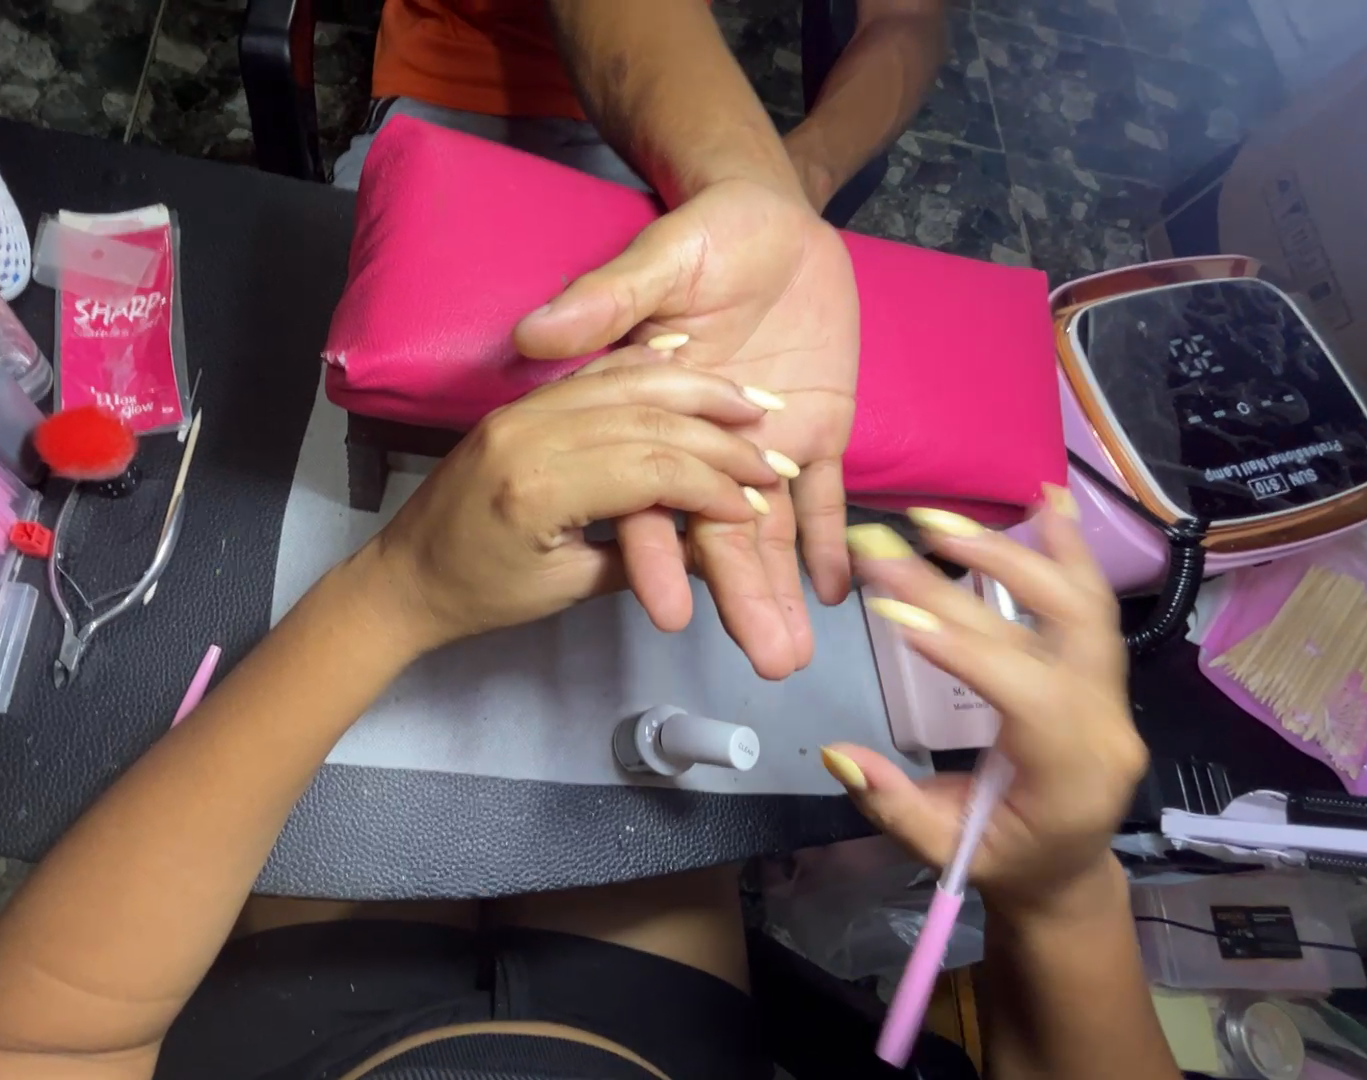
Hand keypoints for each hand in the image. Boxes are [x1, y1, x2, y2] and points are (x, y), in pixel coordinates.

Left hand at [359, 365, 780, 655]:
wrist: (405, 575)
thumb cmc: (481, 597)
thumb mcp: (565, 588)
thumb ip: (640, 558)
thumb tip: (710, 545)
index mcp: (541, 488)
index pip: (653, 467)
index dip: (714, 485)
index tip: (756, 504)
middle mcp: (530, 433)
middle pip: (647, 418)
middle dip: (718, 436)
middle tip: (771, 454)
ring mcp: (519, 411)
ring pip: (623, 384)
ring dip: (692, 390)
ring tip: (749, 403)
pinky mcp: (515, 406)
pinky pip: (589, 376)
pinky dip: (641, 370)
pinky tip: (682, 367)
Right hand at [514, 178, 858, 678]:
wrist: (769, 221)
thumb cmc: (704, 235)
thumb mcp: (657, 261)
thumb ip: (603, 304)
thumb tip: (533, 335)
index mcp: (655, 420)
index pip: (646, 494)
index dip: (655, 550)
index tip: (667, 608)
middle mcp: (701, 448)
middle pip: (710, 530)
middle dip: (737, 595)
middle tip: (766, 661)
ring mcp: (760, 448)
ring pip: (767, 527)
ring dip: (781, 588)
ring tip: (792, 652)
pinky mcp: (814, 433)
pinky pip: (823, 496)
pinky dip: (829, 540)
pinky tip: (833, 590)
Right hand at [819, 490, 1146, 913]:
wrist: (1064, 866)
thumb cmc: (999, 856)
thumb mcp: (937, 846)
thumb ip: (890, 802)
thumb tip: (837, 751)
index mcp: (1069, 770)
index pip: (1024, 691)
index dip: (961, 648)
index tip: (893, 613)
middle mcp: (1103, 720)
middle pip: (1056, 629)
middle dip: (976, 577)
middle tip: (902, 541)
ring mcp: (1108, 692)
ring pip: (1079, 606)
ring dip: (1016, 552)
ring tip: (949, 521)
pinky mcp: (1096, 673)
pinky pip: (1089, 605)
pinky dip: (1068, 550)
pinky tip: (1046, 504)